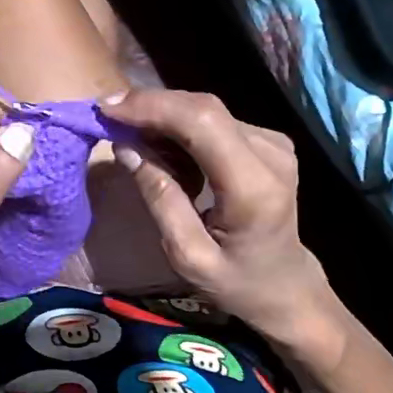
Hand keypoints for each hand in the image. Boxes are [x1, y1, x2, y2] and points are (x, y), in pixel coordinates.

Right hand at [101, 89, 345, 353]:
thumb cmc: (234, 281)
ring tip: (133, 140)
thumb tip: (127, 147)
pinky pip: (214, 122)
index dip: (153, 107)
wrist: (284, 285)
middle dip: (151, 107)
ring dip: (163, 119)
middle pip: (204, 108)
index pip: (202, 123)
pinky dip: (180, 128)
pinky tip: (163, 151)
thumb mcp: (186, 255)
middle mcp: (270, 154)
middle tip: (108, 118)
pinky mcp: (268, 141)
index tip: (107, 109)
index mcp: (253, 187)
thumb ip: (159, 198)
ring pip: (206, 111)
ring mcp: (274, 143)